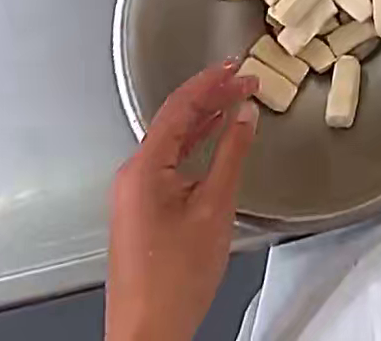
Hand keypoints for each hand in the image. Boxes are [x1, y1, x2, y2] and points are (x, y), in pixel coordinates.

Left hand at [106, 60, 259, 340]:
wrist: (148, 335)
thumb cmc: (178, 275)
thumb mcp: (215, 206)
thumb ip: (232, 152)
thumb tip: (246, 113)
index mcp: (144, 167)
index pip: (179, 107)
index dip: (209, 81)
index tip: (236, 65)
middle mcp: (134, 173)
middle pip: (175, 119)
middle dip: (212, 96)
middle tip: (246, 80)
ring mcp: (136, 191)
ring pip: (174, 138)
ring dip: (206, 117)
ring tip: (238, 98)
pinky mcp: (143, 206)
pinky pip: (172, 158)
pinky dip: (197, 141)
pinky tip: (218, 134)